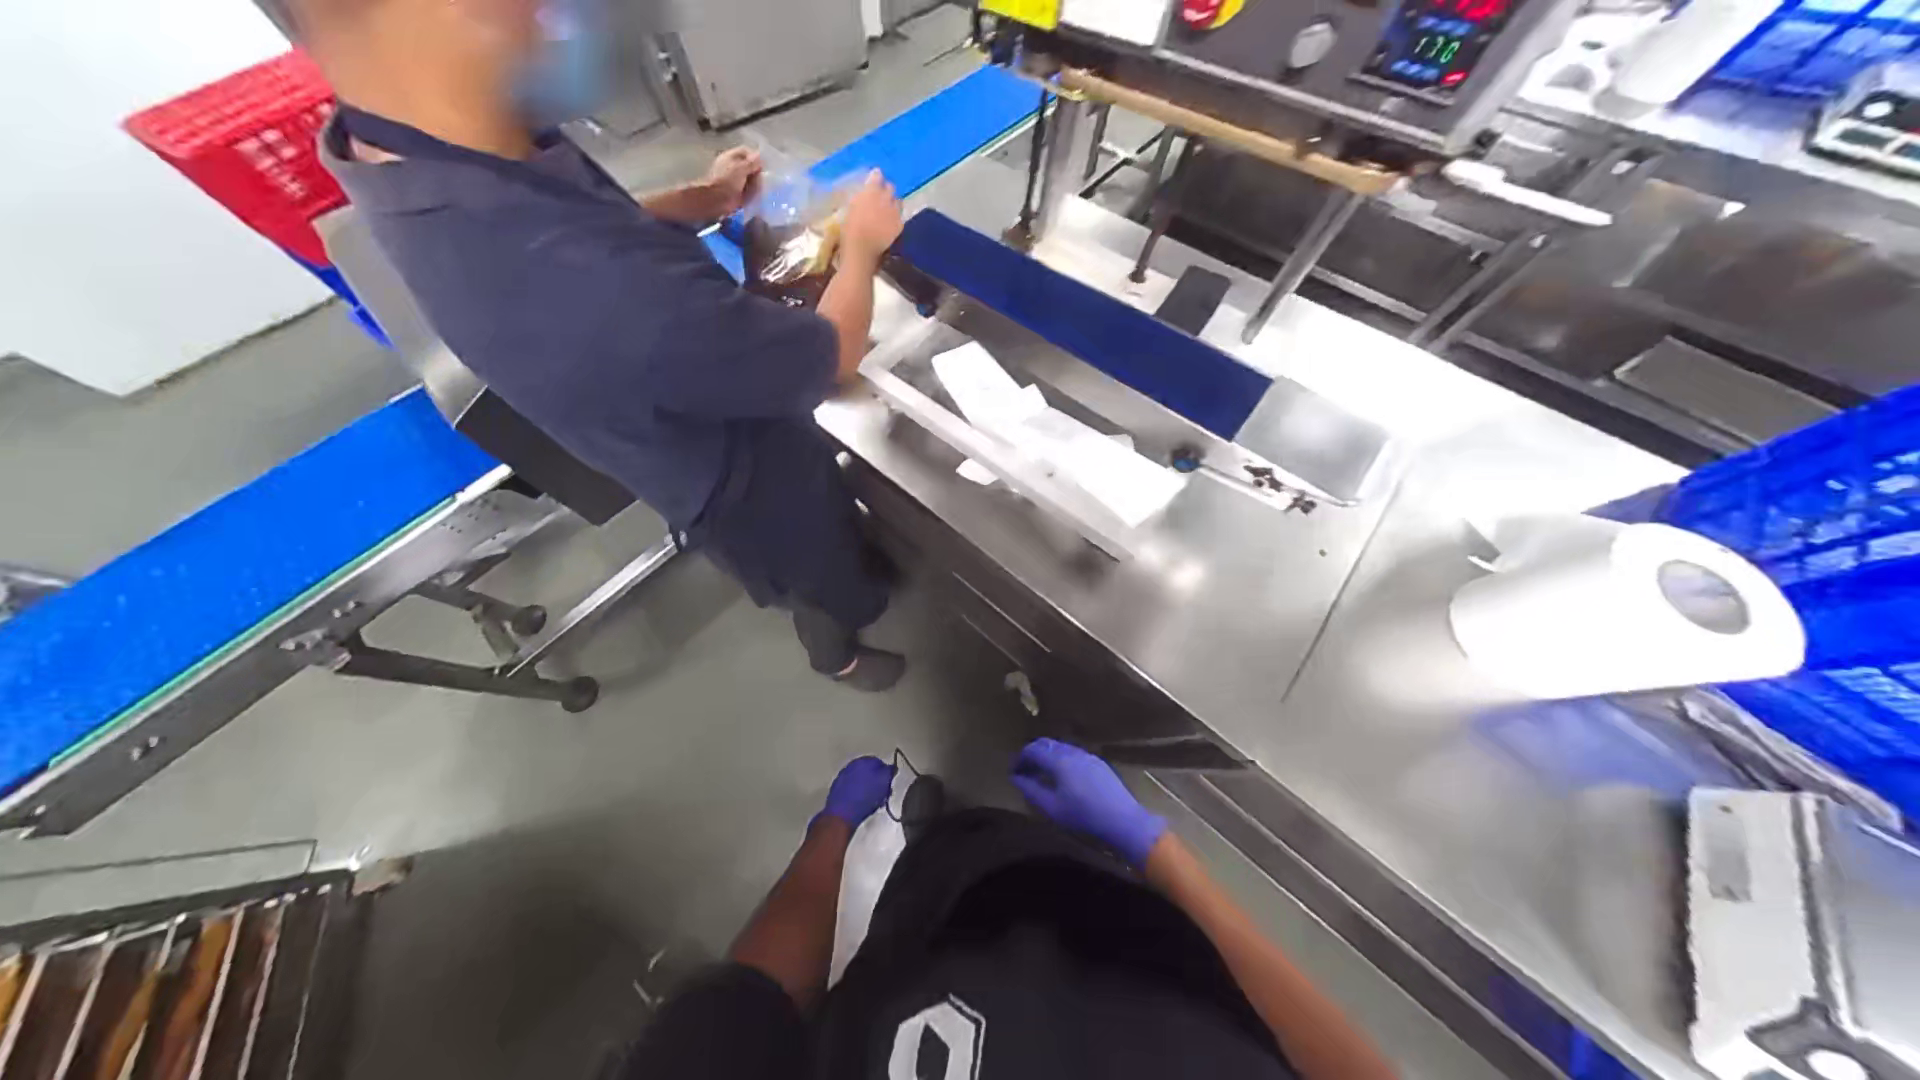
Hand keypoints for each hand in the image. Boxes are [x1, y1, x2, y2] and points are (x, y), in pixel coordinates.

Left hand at [703, 146, 761, 216]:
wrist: (716, 199)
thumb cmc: (726, 180)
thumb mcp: (740, 168)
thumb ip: (751, 163)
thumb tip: (760, 156)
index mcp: (732, 157)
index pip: (746, 152)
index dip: (756, 157)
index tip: (764, 165)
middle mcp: (733, 167)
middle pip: (750, 166)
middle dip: (758, 172)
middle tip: (764, 178)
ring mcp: (735, 181)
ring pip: (750, 179)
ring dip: (757, 183)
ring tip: (763, 187)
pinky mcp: (738, 193)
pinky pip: (749, 191)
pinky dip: (754, 193)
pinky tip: (759, 195)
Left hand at [818, 755, 894, 826]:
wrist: (843, 814)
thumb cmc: (866, 798)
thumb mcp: (885, 783)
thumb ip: (890, 772)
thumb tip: (891, 768)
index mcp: (864, 760)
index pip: (879, 762)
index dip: (886, 774)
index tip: (888, 785)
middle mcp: (852, 765)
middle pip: (868, 770)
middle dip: (875, 780)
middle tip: (881, 793)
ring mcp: (842, 776)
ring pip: (859, 779)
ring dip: (866, 786)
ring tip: (871, 800)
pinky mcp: (836, 788)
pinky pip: (851, 787)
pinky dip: (856, 792)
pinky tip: (860, 802)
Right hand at [840, 170, 902, 265]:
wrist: (862, 247)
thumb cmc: (850, 227)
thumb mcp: (851, 206)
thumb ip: (860, 197)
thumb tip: (864, 194)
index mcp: (871, 189)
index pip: (877, 175)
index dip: (875, 177)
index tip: (873, 180)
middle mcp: (886, 197)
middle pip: (890, 187)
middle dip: (886, 190)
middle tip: (880, 196)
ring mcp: (895, 211)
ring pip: (898, 201)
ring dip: (893, 203)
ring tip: (887, 209)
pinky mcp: (899, 224)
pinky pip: (900, 216)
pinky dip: (896, 218)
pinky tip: (890, 223)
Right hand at [1010, 738, 1166, 867]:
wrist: (1124, 822)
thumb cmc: (1084, 817)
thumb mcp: (1052, 809)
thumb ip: (1031, 791)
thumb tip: (1016, 778)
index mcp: (1059, 761)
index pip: (1032, 749)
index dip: (1020, 758)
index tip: (1013, 772)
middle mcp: (1073, 752)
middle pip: (1047, 744)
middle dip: (1032, 754)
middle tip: (1025, 771)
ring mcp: (1088, 756)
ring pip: (1061, 748)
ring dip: (1048, 756)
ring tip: (1042, 774)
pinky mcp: (1099, 763)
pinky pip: (1074, 754)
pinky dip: (1061, 759)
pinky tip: (1063, 777)